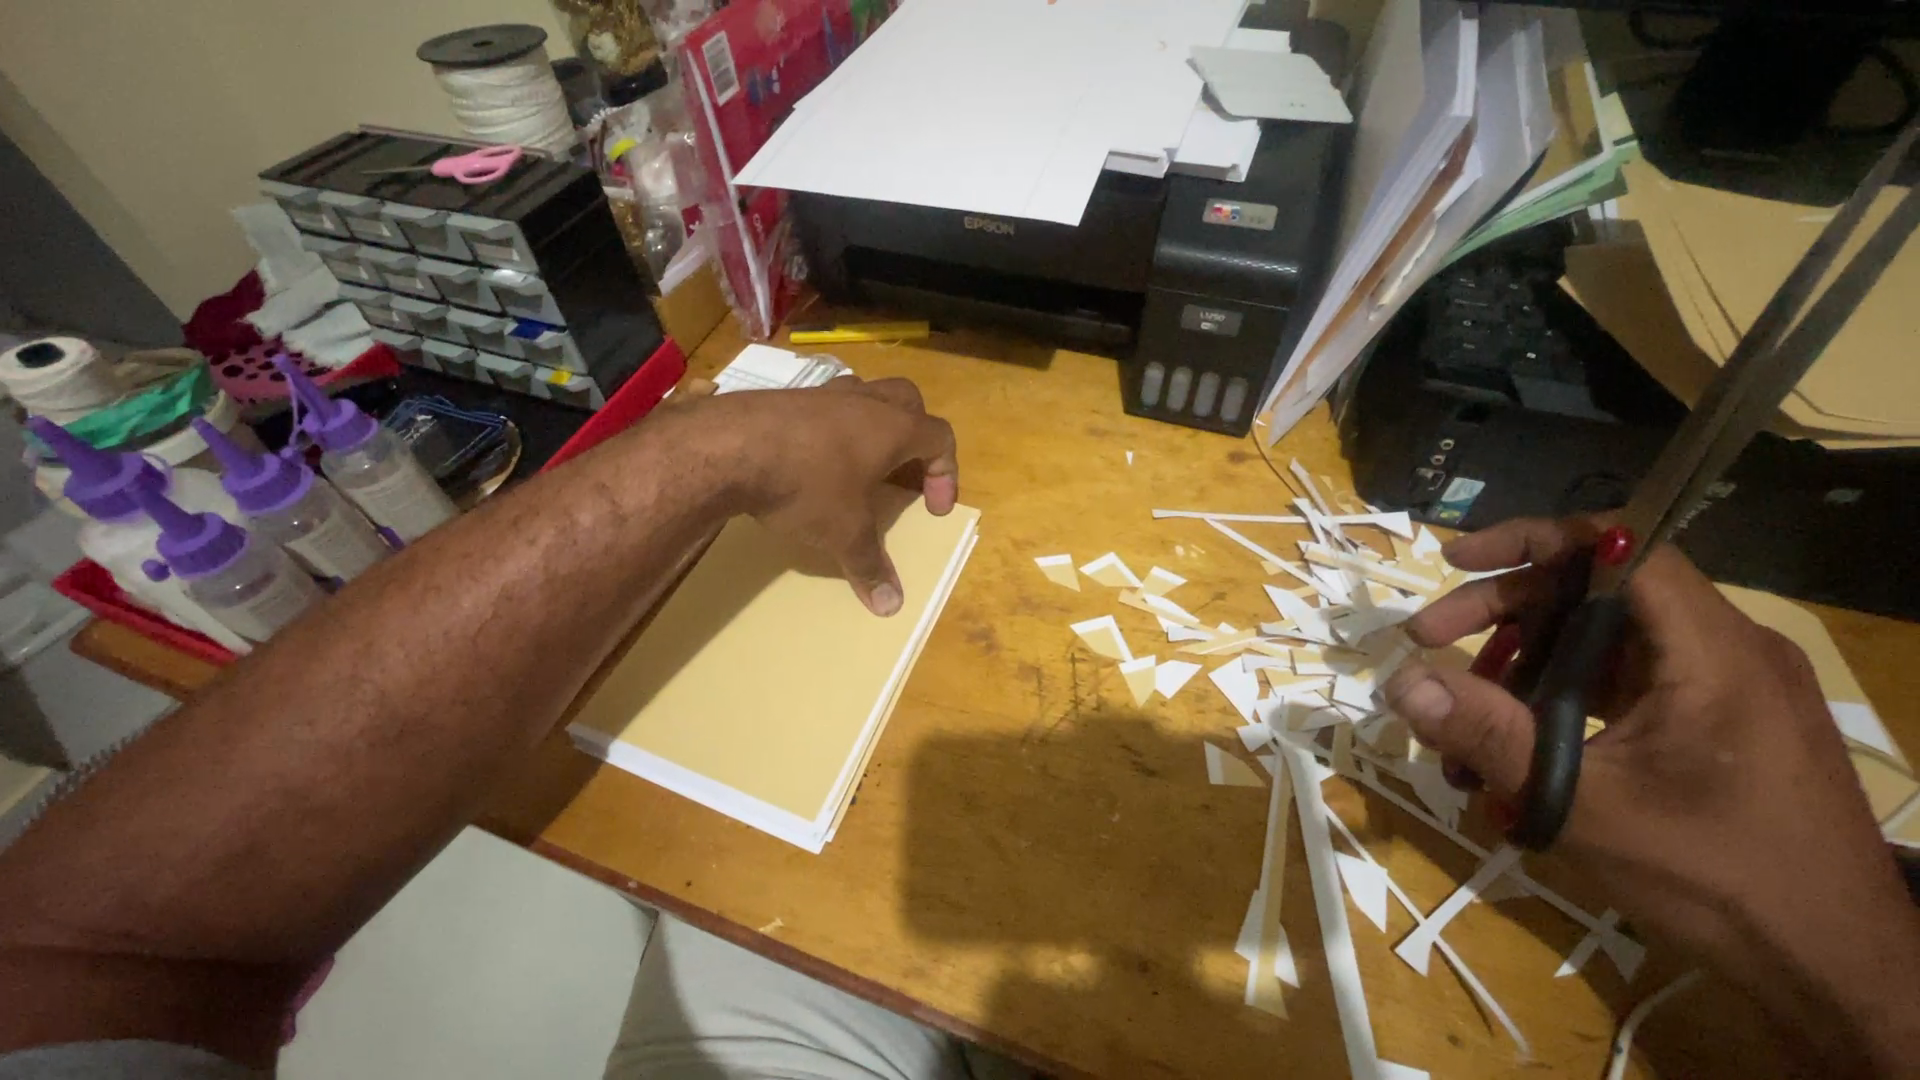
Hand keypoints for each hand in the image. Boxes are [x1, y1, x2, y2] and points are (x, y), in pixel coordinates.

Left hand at [700, 377, 958, 616]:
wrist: (731, 447)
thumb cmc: (808, 485)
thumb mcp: (845, 532)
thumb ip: (870, 565)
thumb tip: (890, 606)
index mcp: (894, 427)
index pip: (941, 438)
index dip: (946, 474)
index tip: (932, 509)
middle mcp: (867, 401)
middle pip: (911, 404)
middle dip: (915, 439)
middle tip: (904, 474)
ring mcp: (826, 393)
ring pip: (867, 397)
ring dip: (874, 427)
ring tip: (861, 465)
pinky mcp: (790, 397)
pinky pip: (827, 407)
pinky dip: (833, 430)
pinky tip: (815, 460)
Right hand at [1382, 517, 1919, 1073]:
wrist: (1833, 969)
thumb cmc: (1717, 877)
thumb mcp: (1583, 802)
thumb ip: (1490, 735)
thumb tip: (1401, 682)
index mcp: (1712, 652)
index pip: (1622, 548)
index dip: (1533, 540)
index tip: (1457, 560)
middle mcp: (1721, 653)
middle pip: (1592, 594)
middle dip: (1500, 612)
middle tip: (1427, 641)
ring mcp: (1717, 689)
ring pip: (1596, 642)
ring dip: (1518, 664)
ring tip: (1461, 712)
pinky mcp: (1708, 724)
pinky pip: (1615, 684)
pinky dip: (1554, 700)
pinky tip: (1510, 749)